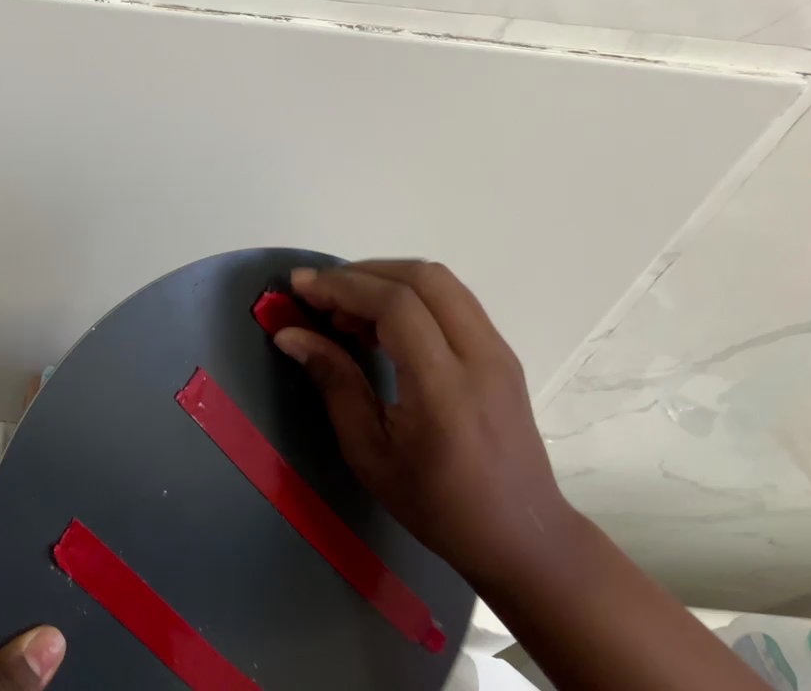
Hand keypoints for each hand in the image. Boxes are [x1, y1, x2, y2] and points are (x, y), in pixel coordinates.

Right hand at [274, 261, 576, 584]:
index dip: (342, 286)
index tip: (299, 288)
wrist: (521, 535)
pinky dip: (410, 296)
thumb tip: (289, 334)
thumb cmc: (437, 504)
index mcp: (445, 388)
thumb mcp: (369, 453)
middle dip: (362, 274)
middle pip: (422, 277)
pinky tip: (381, 326)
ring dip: (386, 280)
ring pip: (440, 281)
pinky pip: (452, 300)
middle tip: (320, 296)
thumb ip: (333, 382)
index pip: (396, 305)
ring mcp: (498, 351)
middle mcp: (480, 357)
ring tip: (346, 313)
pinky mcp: (502, 353)